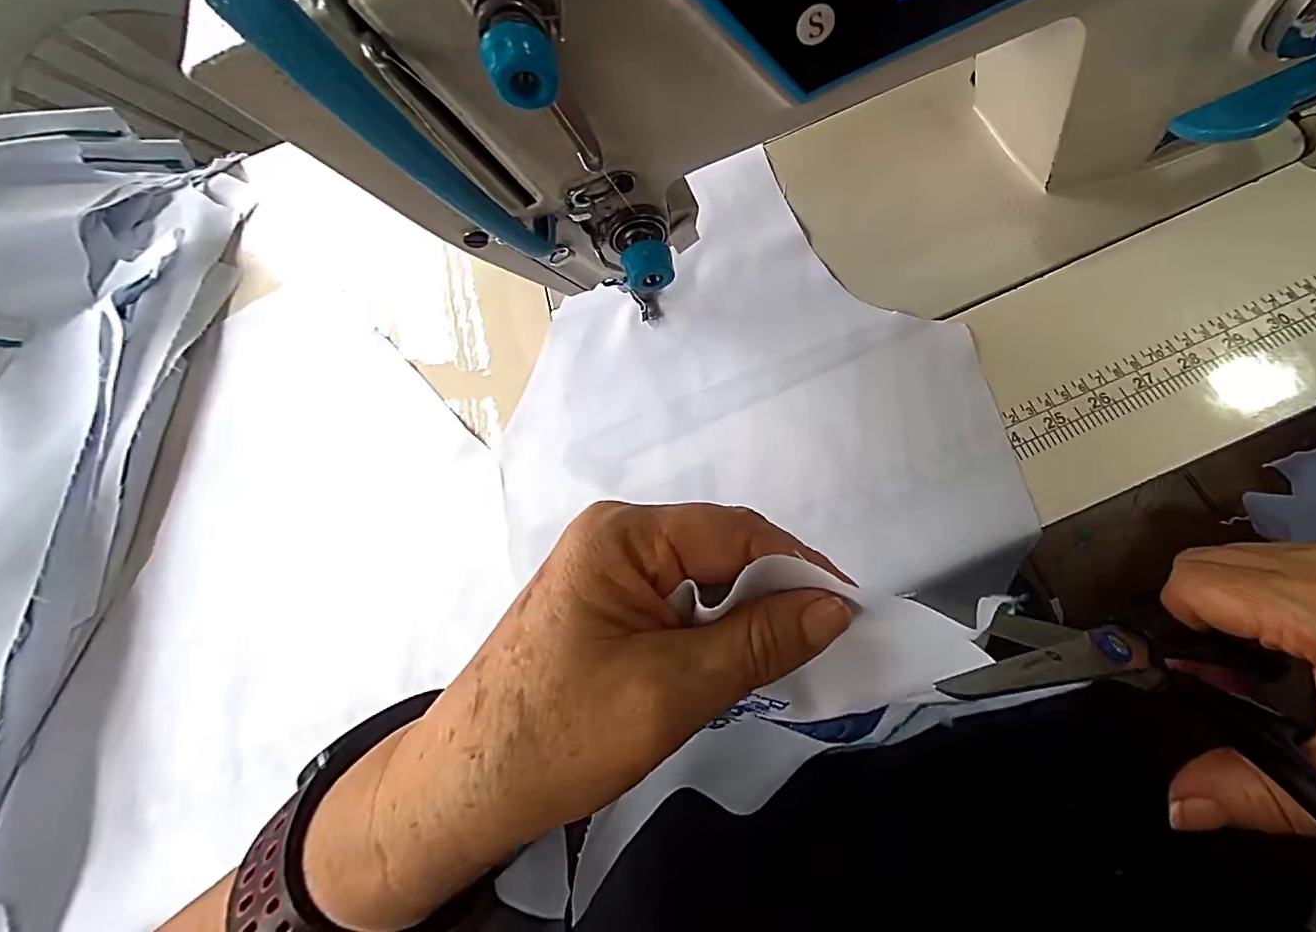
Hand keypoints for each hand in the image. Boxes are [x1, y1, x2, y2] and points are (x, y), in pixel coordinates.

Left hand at [302, 502, 854, 930]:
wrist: (466, 783)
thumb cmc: (562, 732)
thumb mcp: (673, 688)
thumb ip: (758, 641)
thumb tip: (834, 608)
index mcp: (622, 534)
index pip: (732, 531)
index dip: (795, 566)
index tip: (848, 609)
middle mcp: (612, 535)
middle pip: (714, 548)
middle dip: (769, 590)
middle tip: (824, 636)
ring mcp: (602, 566)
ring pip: (696, 576)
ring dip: (739, 610)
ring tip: (782, 651)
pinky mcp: (600, 600)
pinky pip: (671, 598)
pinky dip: (707, 625)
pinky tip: (727, 656)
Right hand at [1162, 542, 1315, 855]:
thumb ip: (1253, 794)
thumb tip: (1177, 805)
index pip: (1191, 583)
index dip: (1178, 630)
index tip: (1206, 677)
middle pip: (1199, 562)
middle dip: (1193, 616)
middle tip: (1230, 676)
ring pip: (1227, 557)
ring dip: (1220, 603)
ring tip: (1262, 664)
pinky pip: (1264, 559)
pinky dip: (1252, 594)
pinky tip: (1290, 645)